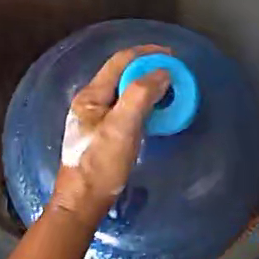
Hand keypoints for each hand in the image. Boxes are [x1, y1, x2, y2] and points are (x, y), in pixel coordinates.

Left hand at [48, 45, 171, 222]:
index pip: (120, 61)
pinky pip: (127, 110)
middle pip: (123, 75)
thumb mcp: (122, 127)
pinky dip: (145, 106)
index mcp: (91, 95)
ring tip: (171, 93)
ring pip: (126, 93)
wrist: (82, 204)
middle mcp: (91, 103)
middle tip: (175, 76)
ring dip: (148, 88)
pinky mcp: (104, 135)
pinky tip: (157, 115)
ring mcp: (96, 120)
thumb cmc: (100, 166)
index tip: (173, 56)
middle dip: (149, 70)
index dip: (147, 54)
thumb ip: (141, 95)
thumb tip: (163, 72)